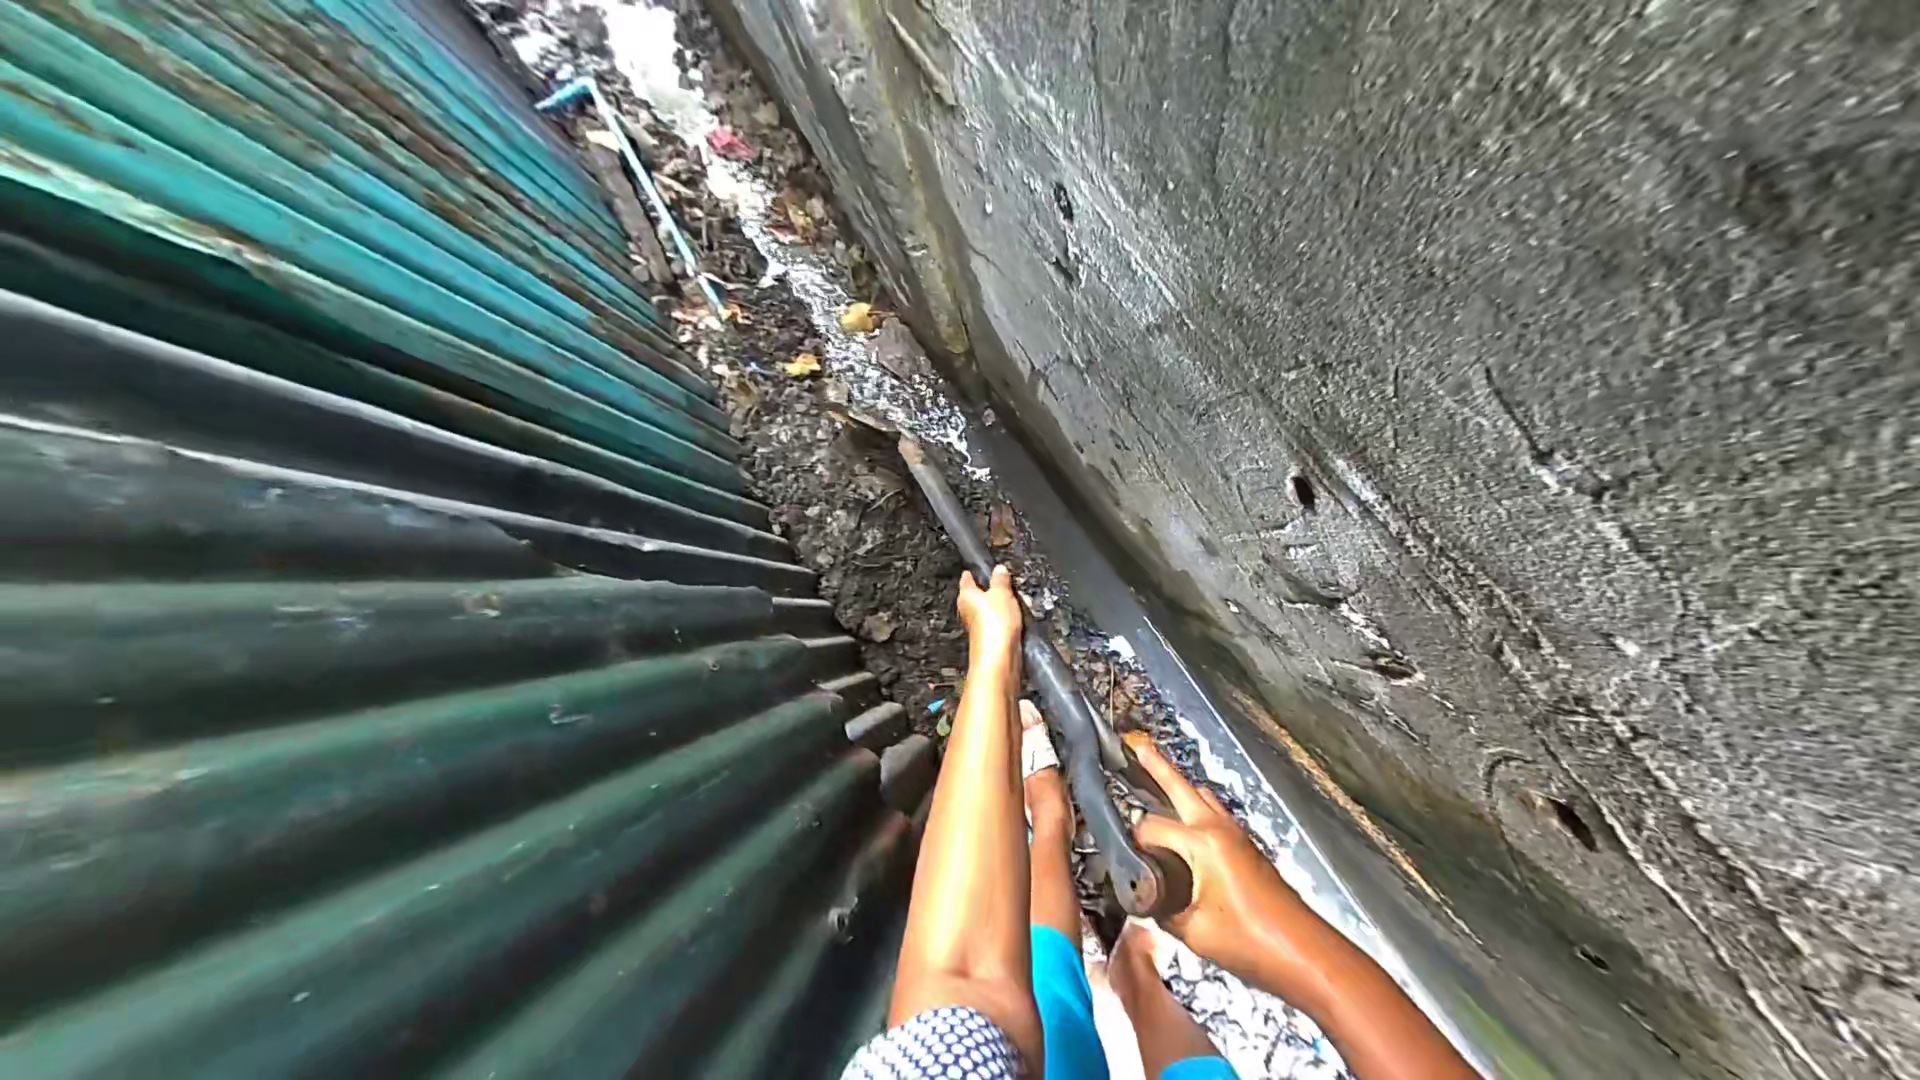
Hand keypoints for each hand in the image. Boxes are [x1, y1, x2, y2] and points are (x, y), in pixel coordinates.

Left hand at [956, 565, 1022, 655]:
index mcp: (966, 596)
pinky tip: (1017, 617)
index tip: (973, 570)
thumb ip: (1000, 580)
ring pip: (989, 609)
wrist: (999, 655)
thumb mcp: (1001, 593)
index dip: (971, 574)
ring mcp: (977, 626)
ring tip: (1016, 600)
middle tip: (1004, 583)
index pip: (966, 580)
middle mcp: (967, 611)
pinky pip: (997, 622)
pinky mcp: (988, 638)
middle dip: (990, 590)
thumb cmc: (994, 621)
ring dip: (1001, 605)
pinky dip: (1005, 618)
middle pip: (977, 596)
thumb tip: (999, 569)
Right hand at [1125, 732, 1312, 985]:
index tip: (1124, 856)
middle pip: (1180, 786)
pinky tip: (1187, 816)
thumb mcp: (1194, 931)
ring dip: (1178, 783)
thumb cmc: (1255, 943)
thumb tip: (1148, 899)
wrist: (1307, 955)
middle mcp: (1218, 829)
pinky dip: (1196, 803)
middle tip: (1137, 746)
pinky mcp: (1247, 846)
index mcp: (1202, 843)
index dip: (1133, 840)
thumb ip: (1162, 908)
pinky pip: (1215, 811)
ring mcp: (1236, 834)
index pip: (1151, 828)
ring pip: (1201, 794)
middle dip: (1156, 765)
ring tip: (1158, 774)